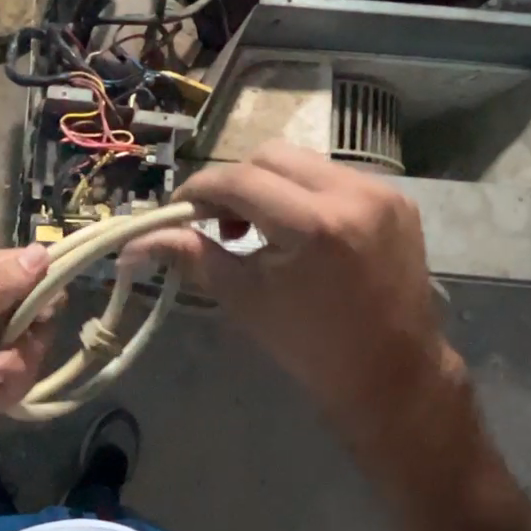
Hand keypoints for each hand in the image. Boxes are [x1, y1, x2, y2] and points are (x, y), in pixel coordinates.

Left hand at [0, 245, 55, 439]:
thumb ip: (0, 284)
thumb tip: (44, 250)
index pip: (40, 270)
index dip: (46, 295)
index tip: (37, 319)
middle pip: (44, 318)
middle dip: (22, 347)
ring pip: (35, 353)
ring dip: (9, 374)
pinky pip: (21, 379)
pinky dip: (1, 391)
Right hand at [127, 141, 459, 444]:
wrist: (391, 372)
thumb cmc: (307, 344)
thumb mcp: (242, 296)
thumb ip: (191, 255)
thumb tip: (133, 242)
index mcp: (314, 226)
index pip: (239, 180)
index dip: (199, 190)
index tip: (179, 210)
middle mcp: (353, 196)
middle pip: (270, 158)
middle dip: (233, 184)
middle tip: (215, 222)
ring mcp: (382, 193)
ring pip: (302, 163)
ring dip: (267, 185)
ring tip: (253, 228)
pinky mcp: (397, 200)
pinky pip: (333, 177)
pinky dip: (301, 194)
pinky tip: (292, 230)